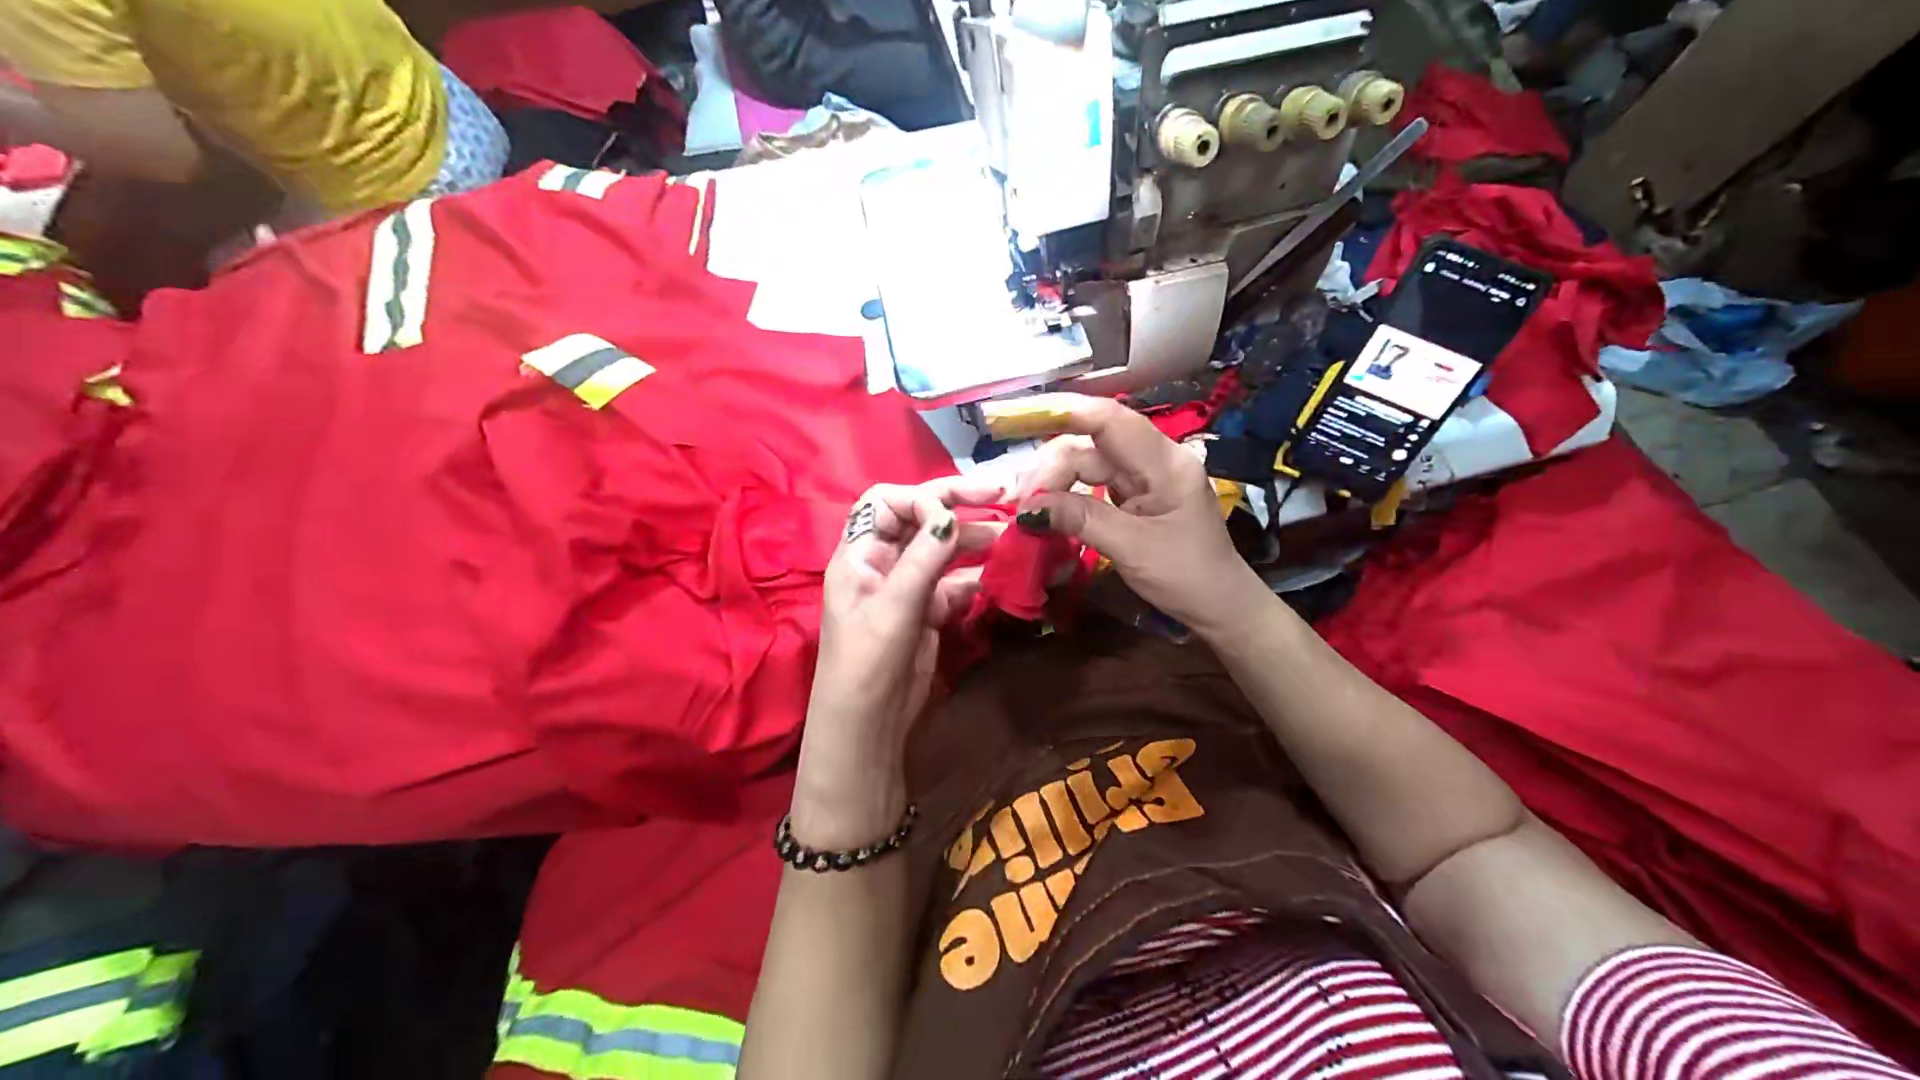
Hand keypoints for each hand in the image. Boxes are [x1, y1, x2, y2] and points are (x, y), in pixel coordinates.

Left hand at [792, 477, 1004, 848]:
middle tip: (1003, 495)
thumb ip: (923, 560)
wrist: (868, 725)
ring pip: (943, 550)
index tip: (954, 517)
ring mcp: (907, 587)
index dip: (923, 499)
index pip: (889, 502)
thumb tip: (949, 516)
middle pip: (920, 519)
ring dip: (976, 540)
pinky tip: (1002, 573)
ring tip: (1012, 536)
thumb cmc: (867, 662)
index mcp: (859, 553)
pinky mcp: (928, 612)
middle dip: (958, 505)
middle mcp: (882, 563)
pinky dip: (978, 576)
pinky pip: (956, 583)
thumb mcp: (893, 607)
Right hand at [1012, 394, 1266, 638]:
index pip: (1110, 420)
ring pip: (1088, 463)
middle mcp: (1154, 460)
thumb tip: (1029, 508)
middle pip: (1091, 444)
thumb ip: (1081, 520)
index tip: (1019, 422)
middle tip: (1021, 502)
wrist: (1221, 607)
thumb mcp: (1132, 548)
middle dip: (1052, 466)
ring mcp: (1145, 477)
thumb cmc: (1187, 577)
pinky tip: (1047, 510)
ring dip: (1055, 482)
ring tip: (1027, 510)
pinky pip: (1094, 484)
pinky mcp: (1137, 495)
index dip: (1064, 412)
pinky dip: (1068, 496)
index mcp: (1165, 463)